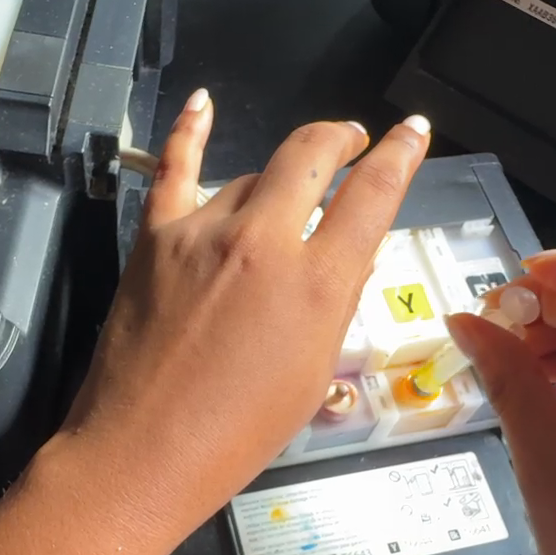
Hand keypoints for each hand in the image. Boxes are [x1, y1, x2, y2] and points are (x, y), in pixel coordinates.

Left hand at [52, 92, 433, 542]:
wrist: (143, 452)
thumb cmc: (237, 435)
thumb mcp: (311, 375)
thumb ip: (334, 305)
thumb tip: (348, 257)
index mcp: (316, 285)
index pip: (373, 195)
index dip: (401, 155)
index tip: (412, 133)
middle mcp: (263, 242)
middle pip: (312, 154)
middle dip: (341, 137)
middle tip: (353, 138)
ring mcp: (203, 232)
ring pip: (253, 174)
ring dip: (279, 176)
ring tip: (289, 188)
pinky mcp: (154, 238)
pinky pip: (174, 168)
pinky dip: (190, 130)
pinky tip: (202, 102)